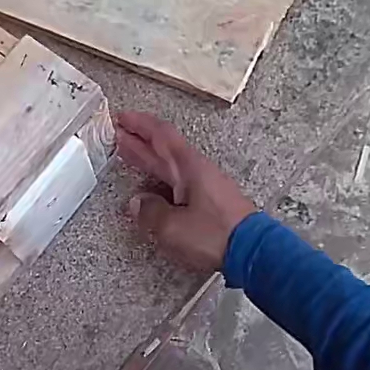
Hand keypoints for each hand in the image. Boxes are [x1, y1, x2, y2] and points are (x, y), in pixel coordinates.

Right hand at [115, 110, 257, 271]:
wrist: (252, 251)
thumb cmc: (216, 235)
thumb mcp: (172, 226)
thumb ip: (150, 212)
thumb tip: (138, 204)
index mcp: (189, 167)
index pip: (161, 135)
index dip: (139, 124)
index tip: (121, 117)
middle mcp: (198, 172)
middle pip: (164, 150)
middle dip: (139, 141)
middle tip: (118, 135)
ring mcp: (206, 187)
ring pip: (171, 167)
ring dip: (149, 160)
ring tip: (129, 156)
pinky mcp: (211, 204)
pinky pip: (179, 185)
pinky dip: (161, 181)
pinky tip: (153, 189)